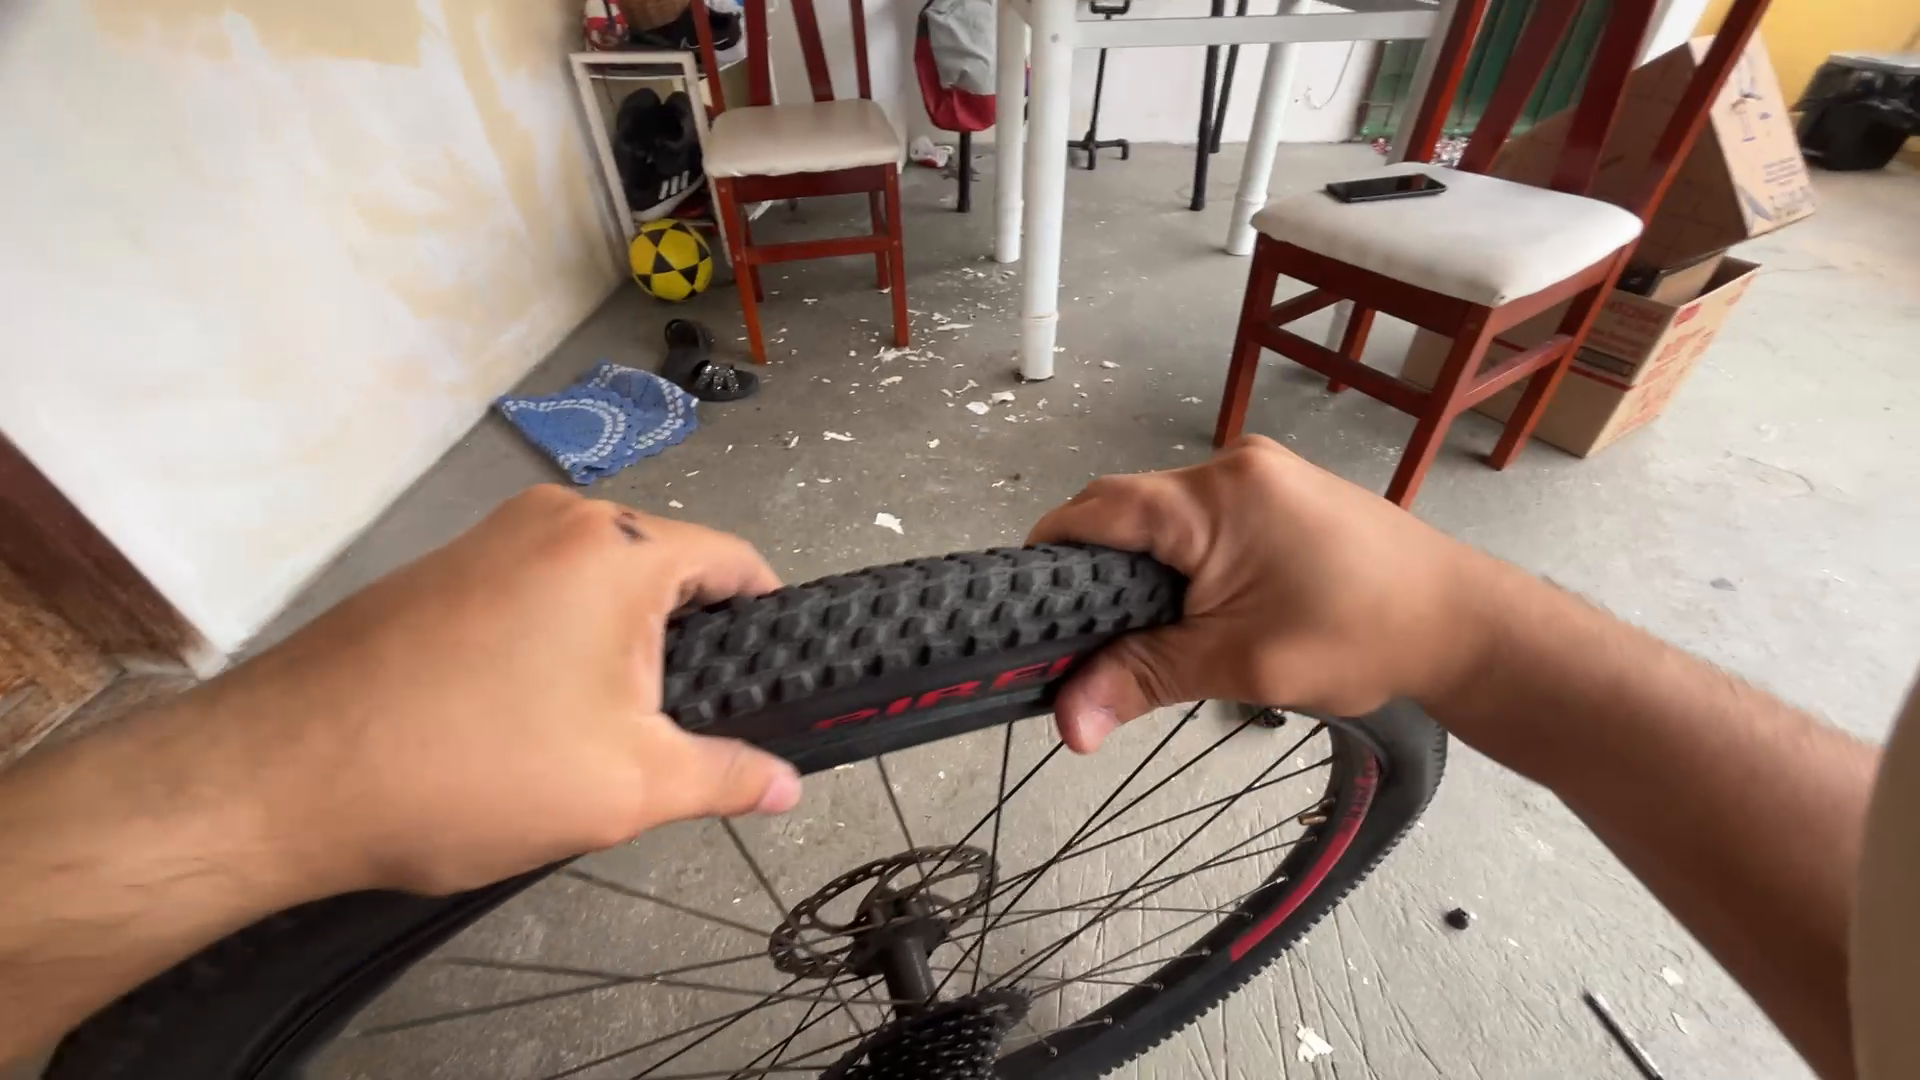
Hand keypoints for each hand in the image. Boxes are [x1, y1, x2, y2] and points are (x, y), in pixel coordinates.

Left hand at [187, 486, 801, 895]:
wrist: (263, 783)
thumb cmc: (467, 767)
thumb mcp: (626, 786)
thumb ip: (727, 776)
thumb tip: (790, 785)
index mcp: (620, 547)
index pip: (735, 558)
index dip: (769, 612)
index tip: (776, 664)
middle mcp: (564, 517)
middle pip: (672, 567)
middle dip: (695, 636)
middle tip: (689, 711)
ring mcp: (499, 532)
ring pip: (610, 577)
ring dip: (631, 636)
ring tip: (616, 714)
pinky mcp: (453, 561)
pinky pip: (551, 583)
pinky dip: (574, 629)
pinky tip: (545, 696)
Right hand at [1027, 436, 1498, 751]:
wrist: (1467, 624)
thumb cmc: (1360, 637)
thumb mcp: (1240, 664)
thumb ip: (1144, 680)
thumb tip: (1066, 725)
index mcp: (1212, 498)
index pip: (1097, 508)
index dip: (1050, 548)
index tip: (1025, 600)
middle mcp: (1227, 466)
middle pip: (1123, 505)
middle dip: (1092, 561)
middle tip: (1079, 624)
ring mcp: (1255, 473)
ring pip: (1158, 511)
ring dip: (1135, 560)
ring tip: (1133, 619)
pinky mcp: (1274, 489)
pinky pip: (1195, 515)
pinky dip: (1173, 553)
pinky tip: (1185, 597)